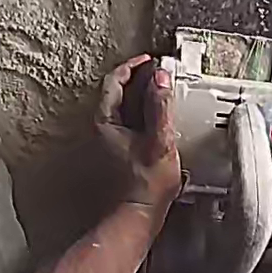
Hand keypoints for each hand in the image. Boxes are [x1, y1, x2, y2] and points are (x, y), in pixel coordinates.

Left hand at [96, 55, 181, 208]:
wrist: (140, 213)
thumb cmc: (146, 183)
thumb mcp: (159, 141)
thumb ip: (160, 108)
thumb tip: (161, 77)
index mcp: (107, 121)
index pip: (115, 80)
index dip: (133, 66)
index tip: (150, 60)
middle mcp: (107, 127)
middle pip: (120, 91)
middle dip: (140, 77)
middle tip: (160, 70)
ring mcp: (115, 138)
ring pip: (127, 105)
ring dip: (144, 93)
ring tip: (164, 88)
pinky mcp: (126, 148)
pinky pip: (135, 119)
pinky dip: (147, 109)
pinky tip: (163, 115)